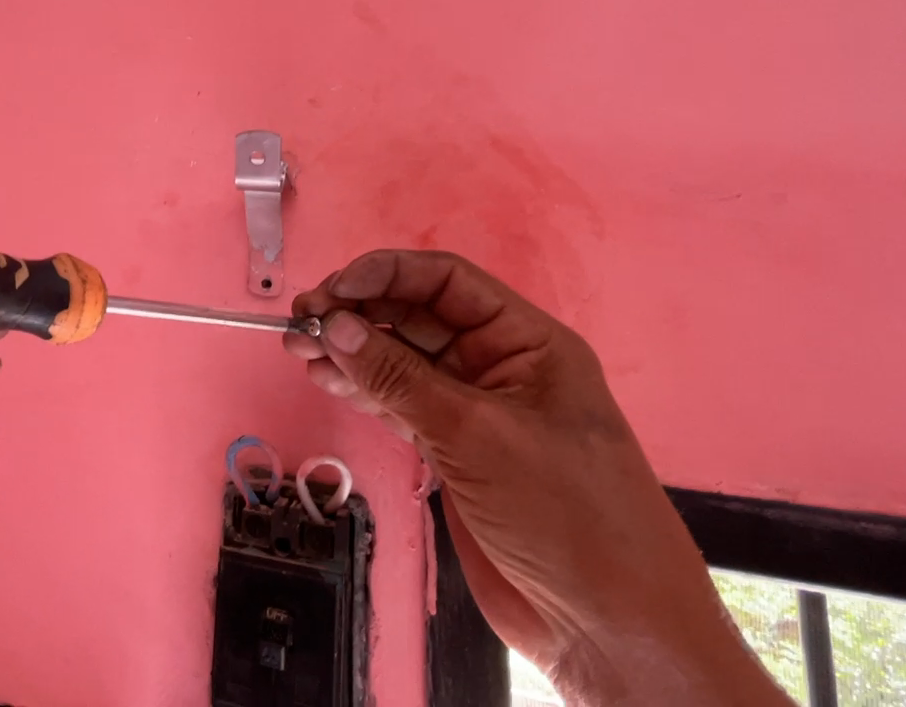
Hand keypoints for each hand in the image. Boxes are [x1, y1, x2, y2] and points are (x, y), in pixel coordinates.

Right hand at [285, 251, 792, 706]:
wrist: (607, 630)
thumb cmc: (563, 513)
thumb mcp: (476, 434)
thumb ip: (398, 377)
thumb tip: (333, 324)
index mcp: (524, 342)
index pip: (447, 282)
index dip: (387, 274)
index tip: (334, 289)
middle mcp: (495, 365)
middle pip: (414, 317)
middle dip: (356, 313)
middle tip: (302, 321)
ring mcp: (470, 409)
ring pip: (397, 360)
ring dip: (348, 351)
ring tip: (298, 347)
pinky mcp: (450, 449)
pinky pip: (395, 402)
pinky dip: (358, 389)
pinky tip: (325, 380)